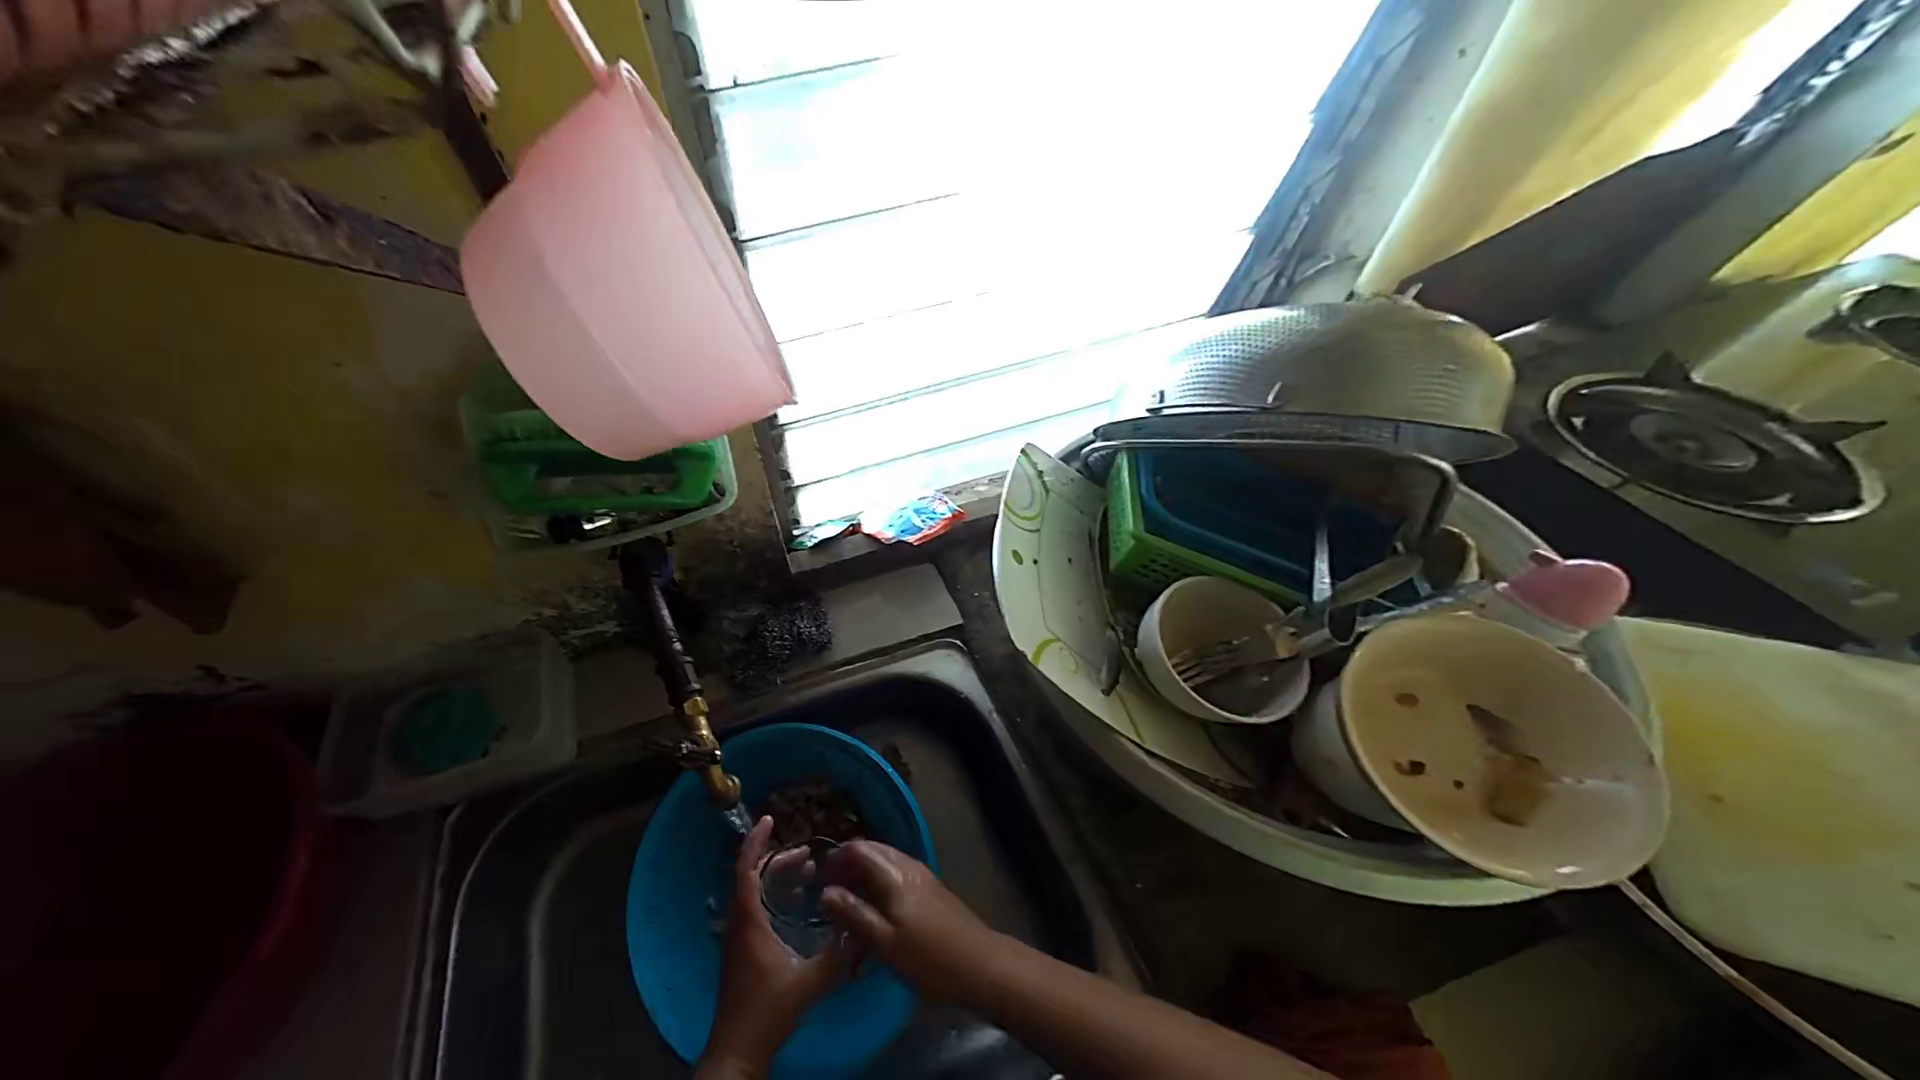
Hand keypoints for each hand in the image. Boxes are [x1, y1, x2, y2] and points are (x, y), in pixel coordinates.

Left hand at [698, 816, 849, 1079]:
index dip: (756, 842)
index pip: (747, 870)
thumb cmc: (768, 1010)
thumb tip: (859, 925)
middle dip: (778, 858)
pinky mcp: (743, 948)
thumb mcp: (808, 981)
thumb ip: (836, 953)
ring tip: (806, 871)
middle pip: (753, 876)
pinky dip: (774, 893)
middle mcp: (739, 922)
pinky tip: (797, 902)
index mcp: (748, 921)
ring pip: (754, 892)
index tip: (770, 819)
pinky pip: (756, 906)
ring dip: (777, 876)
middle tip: (807, 853)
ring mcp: (739, 936)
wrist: (738, 1049)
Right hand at [819, 840, 1004, 1001]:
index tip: (818, 877)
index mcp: (895, 876)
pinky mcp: (932, 889)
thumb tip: (826, 890)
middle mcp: (909, 866)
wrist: (982, 964)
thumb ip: (855, 914)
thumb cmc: (929, 958)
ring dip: (865, 871)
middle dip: (849, 863)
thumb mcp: (886, 943)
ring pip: (887, 861)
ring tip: (848, 898)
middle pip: (874, 850)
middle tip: (830, 887)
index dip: (837, 858)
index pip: (860, 850)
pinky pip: (899, 872)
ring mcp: (923, 876)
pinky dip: (881, 880)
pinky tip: (876, 905)